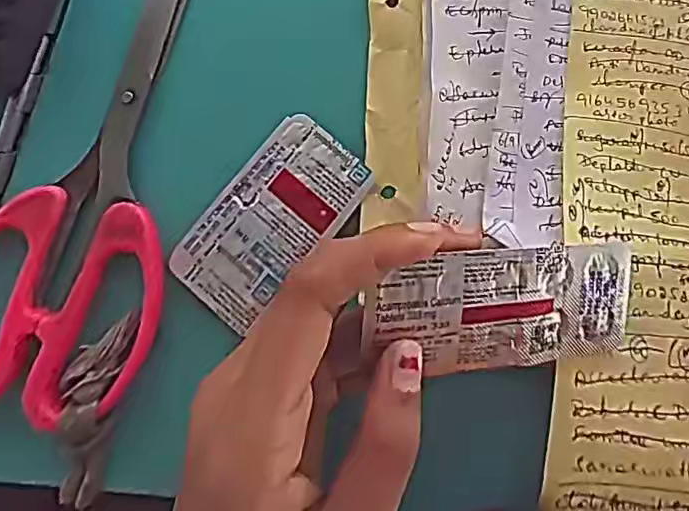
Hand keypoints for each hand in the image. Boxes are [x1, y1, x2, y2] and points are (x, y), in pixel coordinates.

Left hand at [178, 221, 481, 510]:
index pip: (308, 292)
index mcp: (246, 412)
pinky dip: (365, 332)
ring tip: (442, 282)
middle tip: (453, 247)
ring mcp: (242, 384)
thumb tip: (409, 353)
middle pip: (314, 285)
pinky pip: (316, 342)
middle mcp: (235, 380)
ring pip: (319, 308)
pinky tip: (406, 338)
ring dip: (383, 291)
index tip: (433, 238)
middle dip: (388, 255)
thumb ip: (382, 450)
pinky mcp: (257, 395)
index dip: (372, 251)